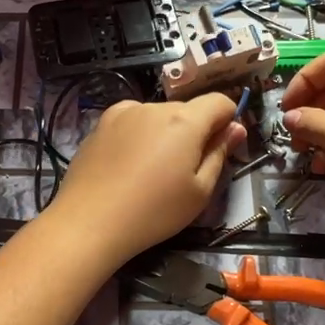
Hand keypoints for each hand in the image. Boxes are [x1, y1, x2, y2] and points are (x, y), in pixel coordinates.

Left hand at [41, 93, 245, 264]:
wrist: (89, 222)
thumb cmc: (154, 212)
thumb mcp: (199, 191)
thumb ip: (219, 154)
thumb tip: (235, 128)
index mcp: (184, 120)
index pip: (219, 102)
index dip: (227, 121)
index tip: (221, 148)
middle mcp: (153, 107)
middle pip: (186, 110)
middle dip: (194, 131)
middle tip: (184, 171)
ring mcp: (121, 113)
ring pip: (156, 116)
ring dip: (164, 134)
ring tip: (151, 172)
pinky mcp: (99, 126)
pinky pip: (130, 123)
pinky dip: (138, 136)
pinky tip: (128, 165)